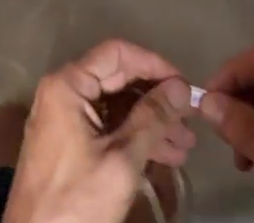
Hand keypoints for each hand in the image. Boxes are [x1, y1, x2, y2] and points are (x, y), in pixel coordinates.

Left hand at [2, 40, 196, 222]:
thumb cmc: (77, 201)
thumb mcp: (121, 159)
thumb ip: (152, 118)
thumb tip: (182, 87)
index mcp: (68, 85)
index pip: (118, 53)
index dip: (154, 64)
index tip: (185, 86)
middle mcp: (63, 91)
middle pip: (118, 78)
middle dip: (157, 99)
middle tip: (190, 120)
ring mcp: (64, 117)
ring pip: (116, 105)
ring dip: (150, 122)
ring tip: (184, 146)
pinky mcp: (67, 142)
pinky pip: (106, 126)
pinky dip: (133, 136)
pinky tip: (164, 155)